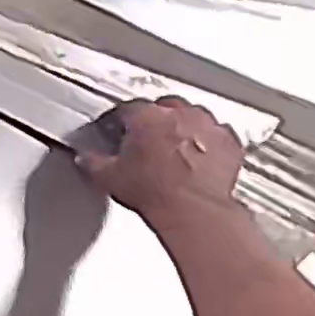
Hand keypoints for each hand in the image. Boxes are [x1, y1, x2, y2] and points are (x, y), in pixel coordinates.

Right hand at [74, 96, 244, 224]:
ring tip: (171, 148)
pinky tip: (197, 157)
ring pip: (193, 115)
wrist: (193, 210)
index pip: (127, 108)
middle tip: (144, 138)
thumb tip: (85, 158)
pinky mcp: (229, 142)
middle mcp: (180, 115)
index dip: (118, 119)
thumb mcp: (108, 178)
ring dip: (181, 126)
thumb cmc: (155, 192)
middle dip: (153, 118)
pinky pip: (217, 133)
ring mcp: (208, 126)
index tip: (115, 127)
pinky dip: (207, 141)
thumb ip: (93, 162)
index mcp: (147, 118)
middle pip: (163, 105)